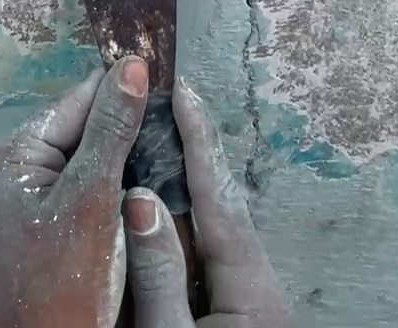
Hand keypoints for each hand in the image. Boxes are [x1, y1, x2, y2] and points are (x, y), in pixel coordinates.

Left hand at [0, 58, 150, 327]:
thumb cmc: (65, 290)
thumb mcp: (93, 199)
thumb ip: (112, 130)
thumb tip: (131, 67)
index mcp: (5, 162)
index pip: (70, 107)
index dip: (115, 91)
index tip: (155, 74)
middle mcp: (5, 176)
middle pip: (74, 132)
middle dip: (117, 129)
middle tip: (166, 119)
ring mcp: (19, 205)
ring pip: (80, 161)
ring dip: (116, 157)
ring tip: (158, 147)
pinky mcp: (36, 229)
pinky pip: (77, 189)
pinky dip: (106, 186)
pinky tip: (135, 185)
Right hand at [119, 79, 293, 326]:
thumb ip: (157, 277)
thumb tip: (139, 198)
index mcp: (251, 288)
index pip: (219, 197)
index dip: (199, 141)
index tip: (183, 91)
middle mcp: (258, 282)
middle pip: (222, 202)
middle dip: (195, 151)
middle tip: (164, 104)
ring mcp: (251, 296)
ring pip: (216, 225)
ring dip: (188, 184)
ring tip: (154, 142)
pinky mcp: (239, 309)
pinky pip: (210, 249)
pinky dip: (187, 218)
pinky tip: (161, 207)